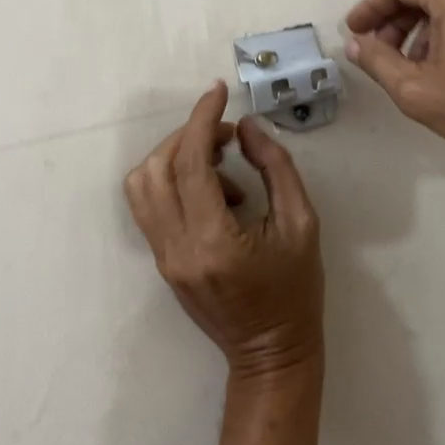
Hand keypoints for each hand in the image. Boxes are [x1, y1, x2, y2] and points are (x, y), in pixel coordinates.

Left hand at [124, 82, 323, 379]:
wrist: (271, 352)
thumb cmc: (296, 291)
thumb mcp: (302, 225)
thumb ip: (275, 168)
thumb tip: (246, 127)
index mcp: (213, 240)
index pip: (190, 163)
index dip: (202, 120)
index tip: (218, 92)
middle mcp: (176, 248)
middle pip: (157, 168)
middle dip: (189, 136)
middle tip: (228, 137)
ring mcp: (163, 258)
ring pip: (142, 186)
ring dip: (174, 158)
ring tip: (218, 167)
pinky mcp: (161, 263)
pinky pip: (148, 207)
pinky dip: (171, 182)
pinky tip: (211, 194)